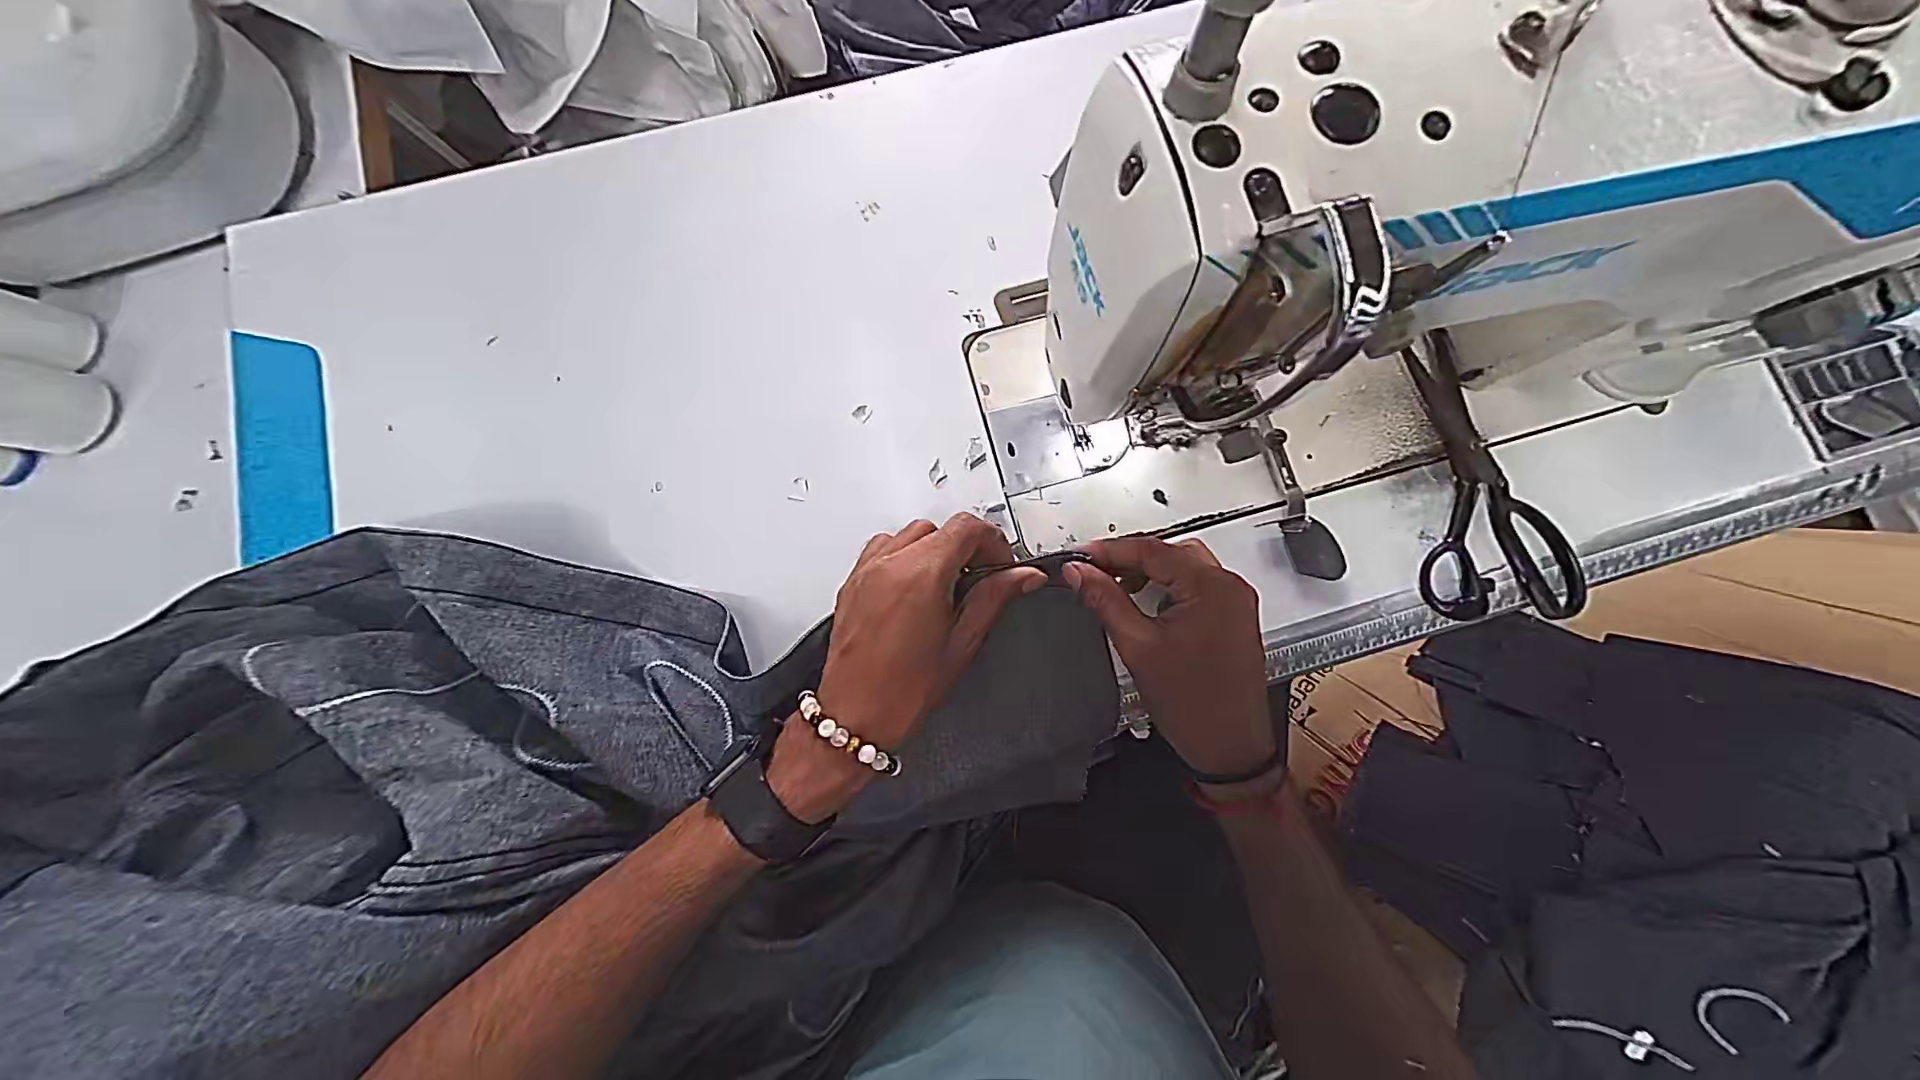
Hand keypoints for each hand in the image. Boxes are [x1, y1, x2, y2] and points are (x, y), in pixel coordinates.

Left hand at [765, 514, 1045, 821]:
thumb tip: (1022, 577)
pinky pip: (884, 547)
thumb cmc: (901, 691)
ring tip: (948, 584)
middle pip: (941, 528)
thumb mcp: (963, 643)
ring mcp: (867, 571)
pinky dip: (905, 555)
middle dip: (967, 547)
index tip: (1002, 565)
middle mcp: (890, 565)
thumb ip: (994, 599)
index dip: (994, 543)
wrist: (856, 715)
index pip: (967, 527)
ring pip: (912, 533)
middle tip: (981, 579)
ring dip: (936, 549)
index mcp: (921, 576)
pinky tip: (916, 586)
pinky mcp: (853, 581)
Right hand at [1063, 537, 1274, 776]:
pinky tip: (1142, 600)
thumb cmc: (1196, 706)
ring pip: (1182, 566)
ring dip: (1147, 570)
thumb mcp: (1137, 646)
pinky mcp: (1232, 615)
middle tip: (1092, 569)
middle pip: (1169, 551)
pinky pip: (1195, 585)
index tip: (1081, 556)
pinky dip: (1166, 586)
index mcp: (1211, 588)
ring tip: (1112, 585)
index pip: (1151, 550)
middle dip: (1127, 558)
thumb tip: (1082, 573)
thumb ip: (1105, 600)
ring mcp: (1235, 601)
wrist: (1230, 746)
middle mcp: (1230, 588)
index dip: (1109, 551)